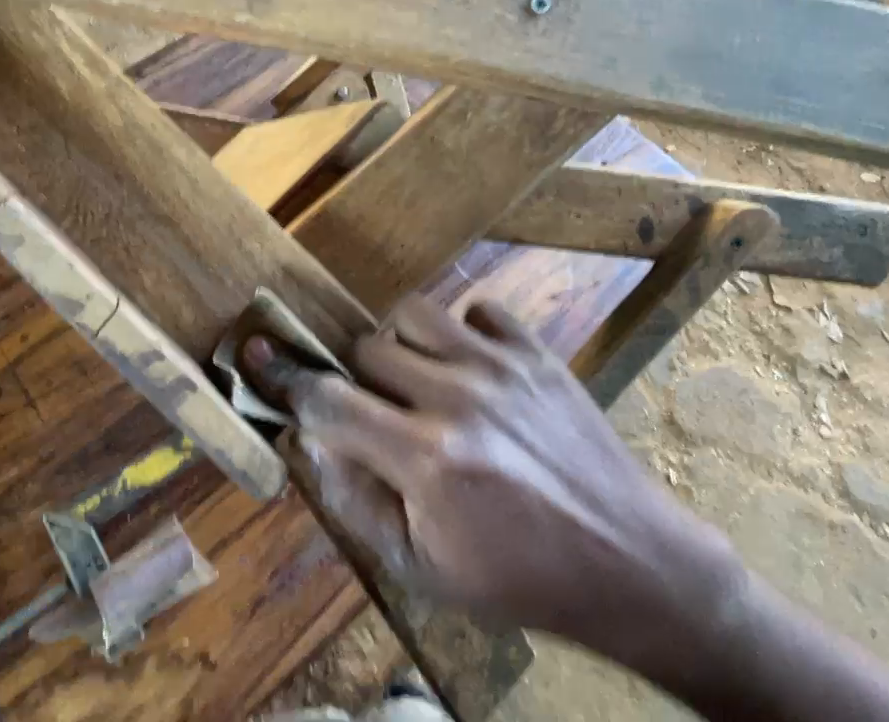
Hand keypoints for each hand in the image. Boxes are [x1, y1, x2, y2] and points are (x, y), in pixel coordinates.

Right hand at [241, 296, 746, 661]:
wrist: (630, 563)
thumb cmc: (517, 578)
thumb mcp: (419, 567)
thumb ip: (353, 497)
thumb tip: (310, 437)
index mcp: (425, 460)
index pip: (328, 401)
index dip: (285, 381)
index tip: (258, 356)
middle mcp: (459, 400)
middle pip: (365, 349)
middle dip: (355, 380)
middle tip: (375, 414)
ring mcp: (503, 369)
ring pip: (413, 314)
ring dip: (399, 346)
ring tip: (416, 382)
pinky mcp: (538, 355)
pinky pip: (477, 309)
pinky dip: (459, 332)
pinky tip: (469, 371)